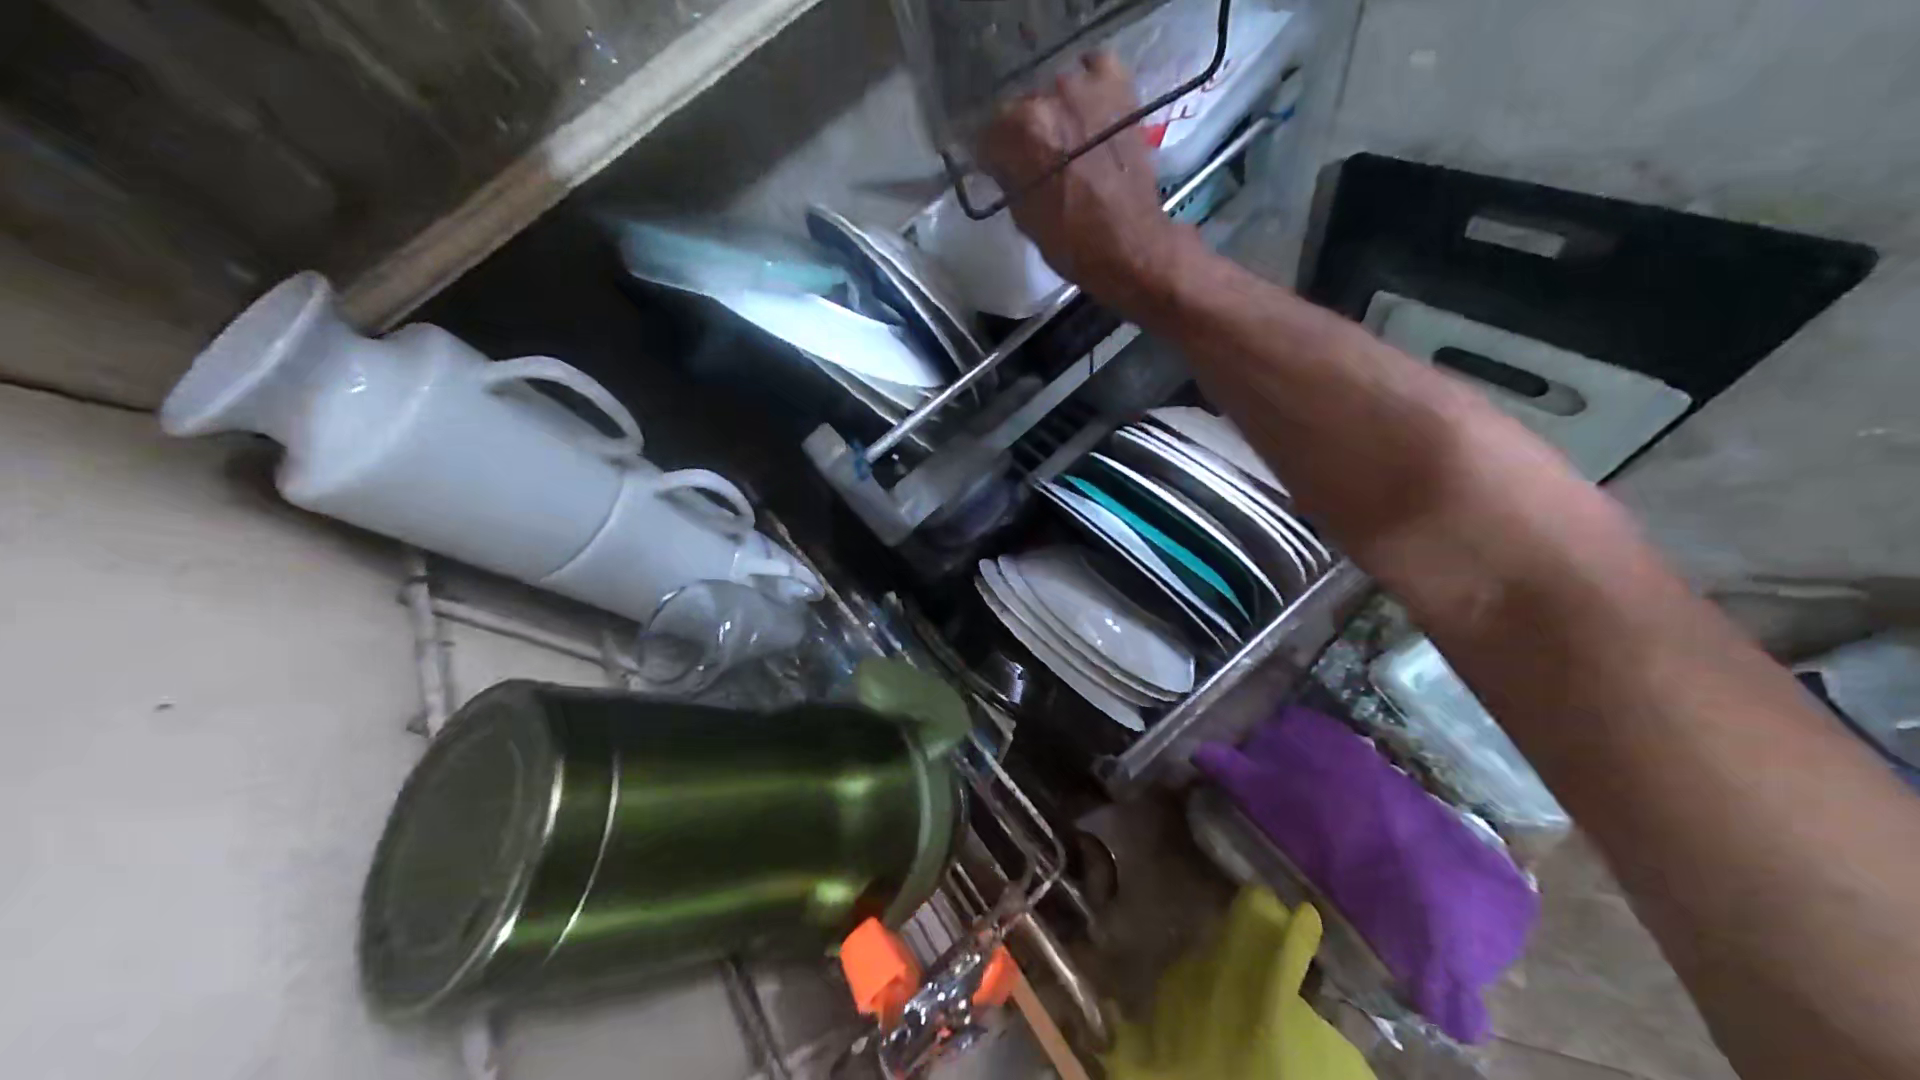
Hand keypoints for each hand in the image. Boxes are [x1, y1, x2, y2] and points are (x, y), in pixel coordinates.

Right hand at [978, 52, 1200, 315]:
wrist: (1129, 245)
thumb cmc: (1070, 242)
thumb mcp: (1022, 215)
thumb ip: (1006, 176)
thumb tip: (999, 161)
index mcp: (1018, 132)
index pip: (988, 132)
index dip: (991, 154)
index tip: (996, 167)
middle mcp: (1047, 98)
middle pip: (1021, 108)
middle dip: (1022, 132)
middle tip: (1034, 157)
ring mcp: (1085, 87)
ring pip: (1055, 89)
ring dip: (1056, 111)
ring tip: (1065, 137)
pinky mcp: (1118, 87)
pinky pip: (1095, 68)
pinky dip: (1089, 84)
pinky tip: (1088, 107)